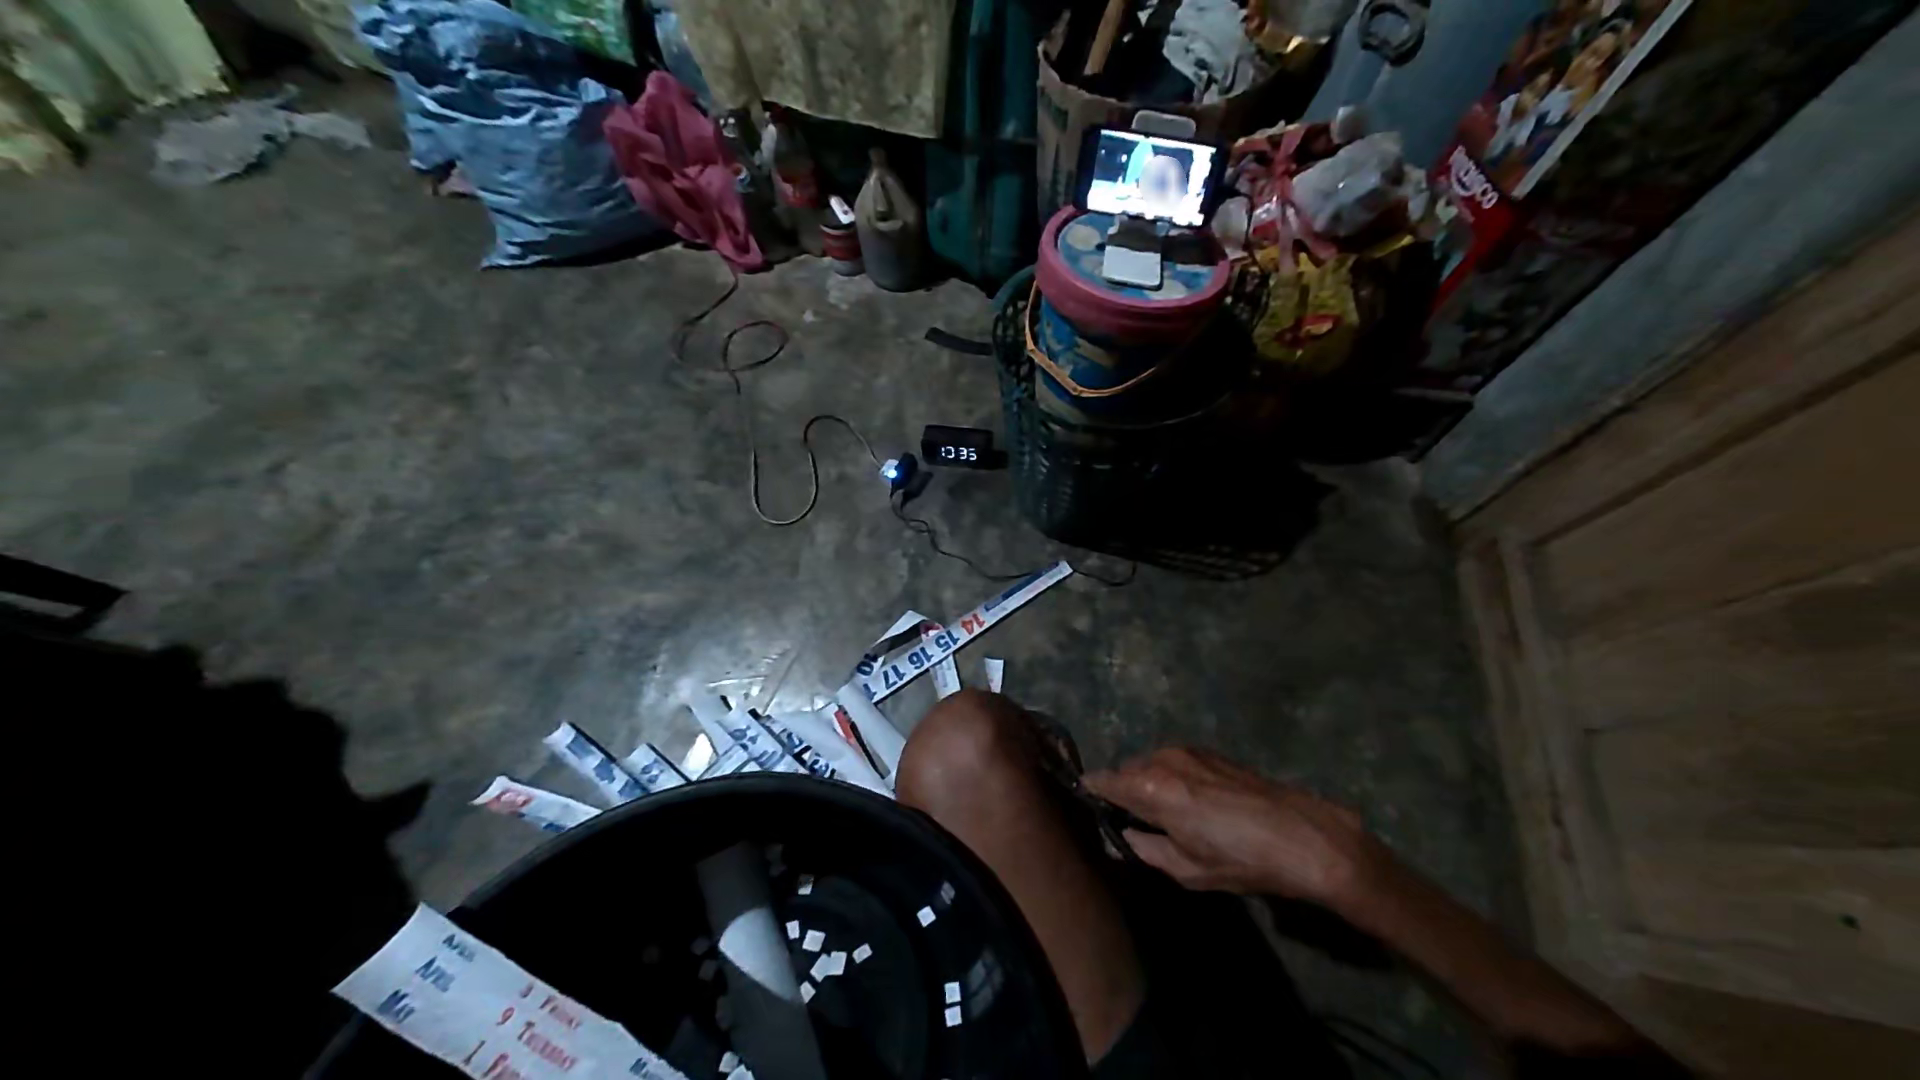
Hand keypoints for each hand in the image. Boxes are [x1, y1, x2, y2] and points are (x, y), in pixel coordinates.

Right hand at [1083, 747, 1387, 907]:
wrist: (1303, 837)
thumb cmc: (1241, 859)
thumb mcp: (1186, 869)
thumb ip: (1144, 849)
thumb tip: (1122, 838)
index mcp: (1150, 788)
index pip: (1102, 780)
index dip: (1092, 794)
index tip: (1091, 809)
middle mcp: (1162, 759)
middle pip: (1126, 772)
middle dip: (1124, 793)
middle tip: (1137, 824)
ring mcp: (1187, 750)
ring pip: (1150, 764)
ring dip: (1150, 785)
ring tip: (1170, 816)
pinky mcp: (1210, 751)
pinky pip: (1174, 762)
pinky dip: (1172, 778)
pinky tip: (1195, 803)